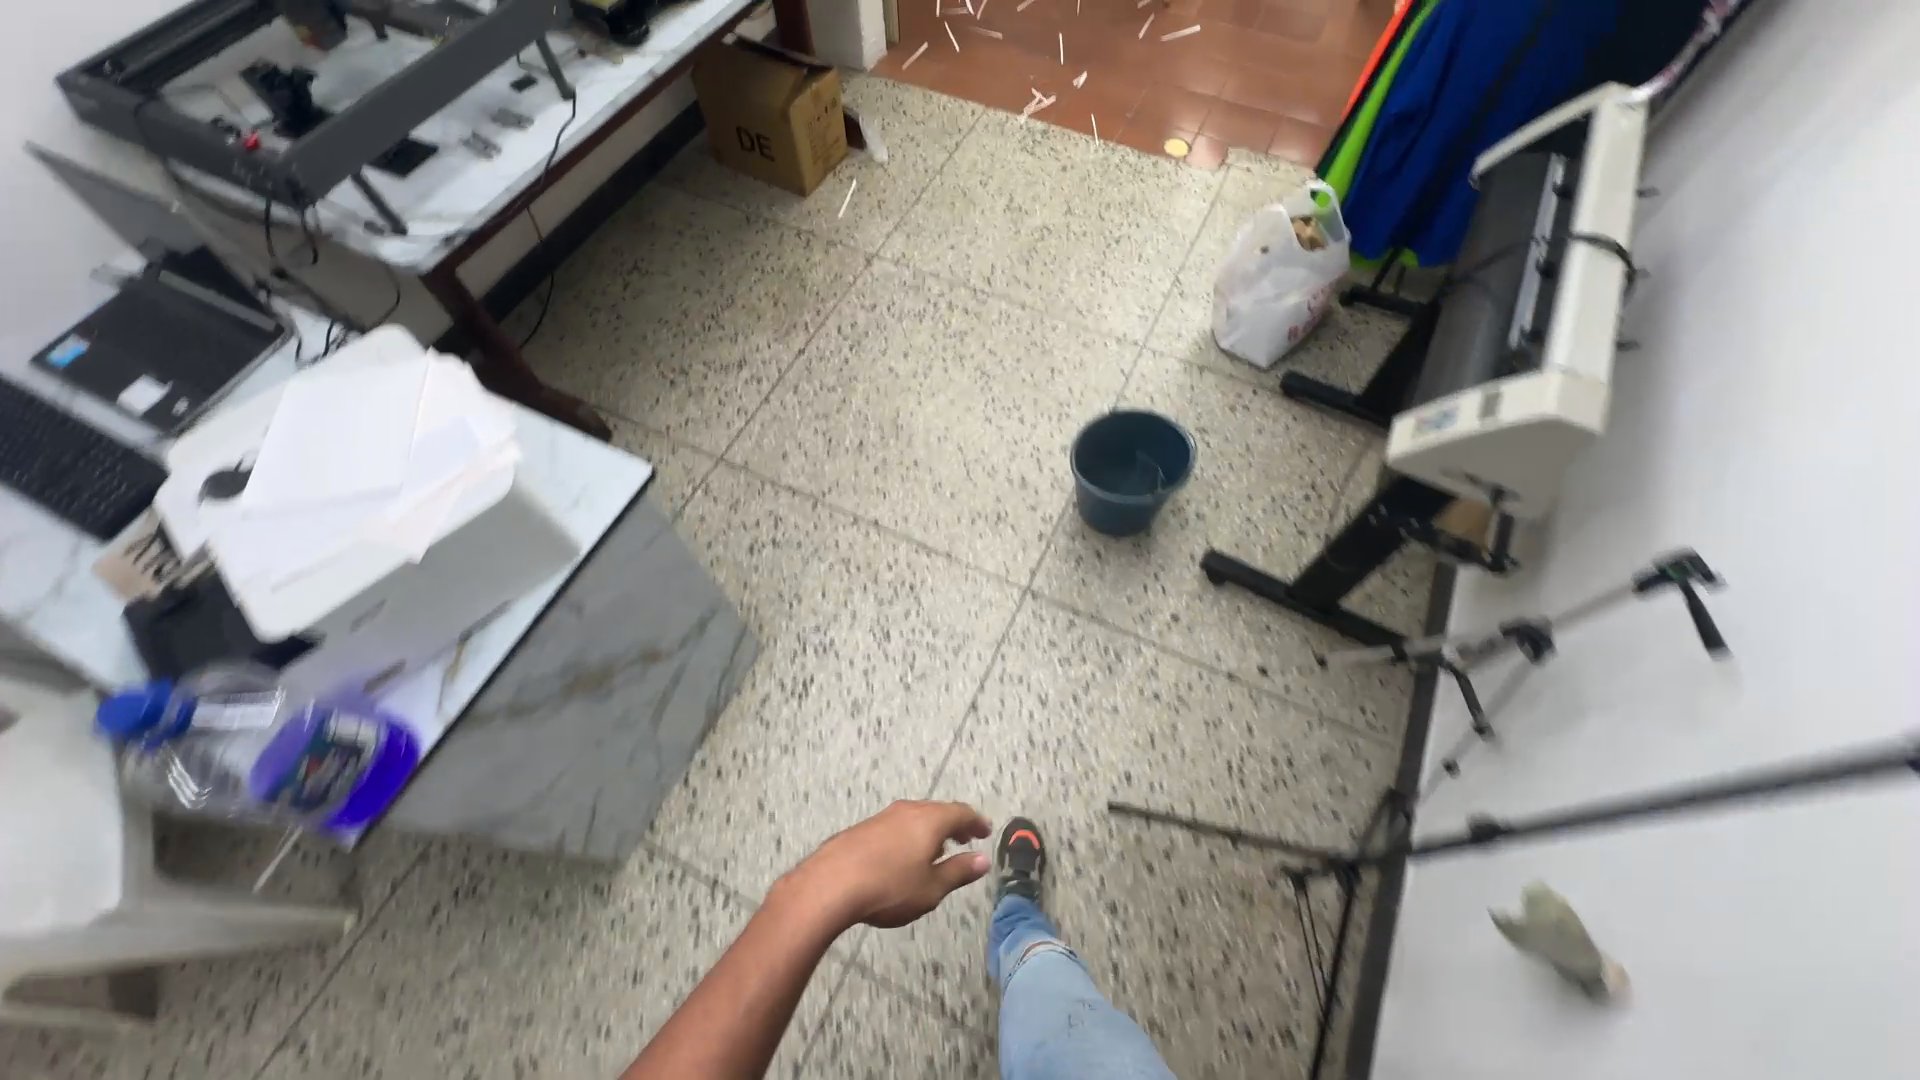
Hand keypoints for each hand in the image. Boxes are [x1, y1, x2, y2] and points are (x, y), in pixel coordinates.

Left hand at [779, 801, 993, 930]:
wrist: (830, 884)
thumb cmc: (889, 887)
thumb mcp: (932, 887)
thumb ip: (959, 871)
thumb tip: (984, 860)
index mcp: (930, 820)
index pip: (961, 812)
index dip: (976, 822)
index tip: (985, 832)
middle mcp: (908, 810)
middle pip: (938, 811)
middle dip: (954, 824)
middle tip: (965, 839)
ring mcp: (883, 817)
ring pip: (915, 817)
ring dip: (930, 829)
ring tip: (936, 849)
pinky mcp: (863, 828)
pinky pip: (896, 825)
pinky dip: (909, 835)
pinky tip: (904, 855)